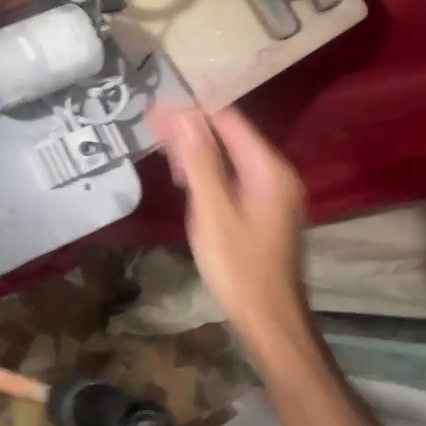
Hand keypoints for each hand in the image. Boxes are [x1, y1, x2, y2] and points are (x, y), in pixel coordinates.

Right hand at [154, 104, 310, 343]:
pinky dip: (207, 170)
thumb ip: (199, 161)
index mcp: (268, 170)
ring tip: (160, 147)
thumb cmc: (238, 266)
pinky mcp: (262, 208)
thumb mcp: (212, 211)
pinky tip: (184, 176)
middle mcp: (276, 174)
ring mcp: (271, 192)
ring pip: (230, 155)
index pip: (229, 121)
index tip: (154, 108)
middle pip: (230, 136)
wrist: (267, 317)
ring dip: (196, 149)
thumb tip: (183, 115)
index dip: (191, 111)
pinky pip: (233, 174)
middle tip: (149, 125)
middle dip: (191, 128)